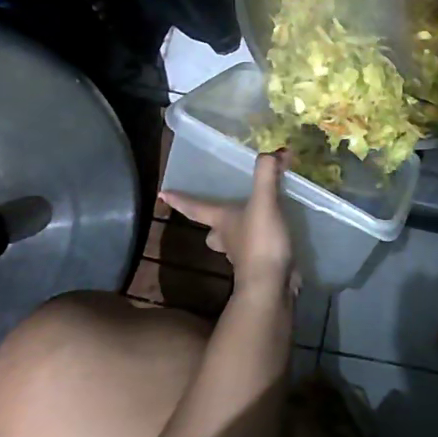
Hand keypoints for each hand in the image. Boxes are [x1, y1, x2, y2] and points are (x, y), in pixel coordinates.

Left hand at [158, 150, 295, 294]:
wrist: (271, 285)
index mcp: (221, 221)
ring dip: (237, 233)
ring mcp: (243, 255)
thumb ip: (266, 175)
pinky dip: (262, 243)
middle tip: (219, 214)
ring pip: (232, 242)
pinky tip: (274, 237)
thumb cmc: (259, 243)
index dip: (180, 200)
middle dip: (213, 223)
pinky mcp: (261, 265)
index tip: (162, 194)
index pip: (194, 208)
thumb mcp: (264, 203)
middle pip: (212, 230)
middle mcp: (226, 239)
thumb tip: (274, 151)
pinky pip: (256, 251)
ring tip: (253, 221)